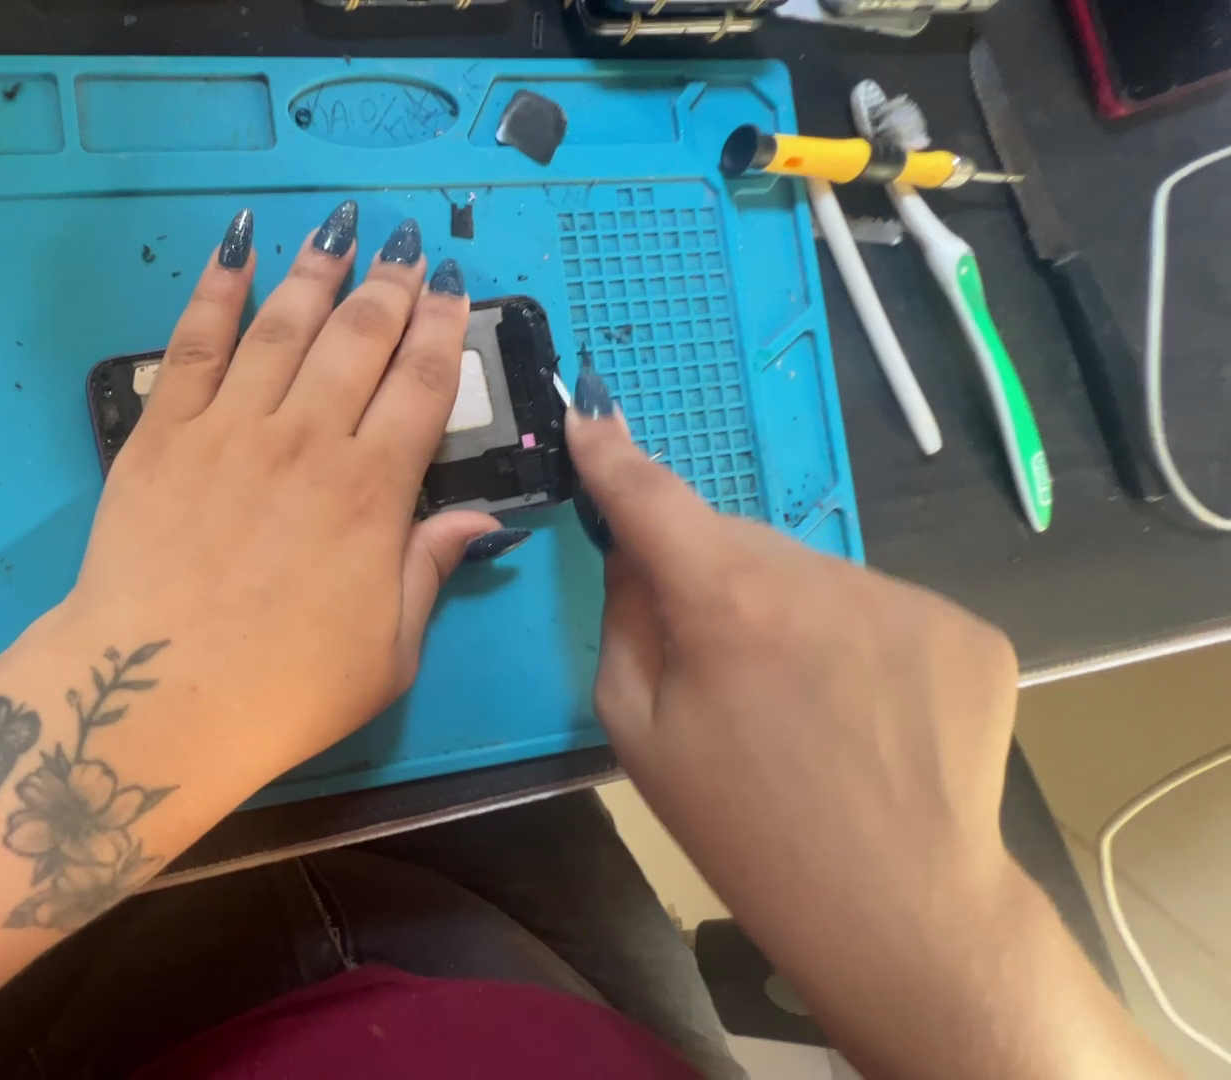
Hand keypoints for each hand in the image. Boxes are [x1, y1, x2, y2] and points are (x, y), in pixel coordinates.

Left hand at [55, 205, 500, 776]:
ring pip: (283, 326)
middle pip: (359, 339)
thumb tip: (481, 519)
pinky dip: (216, 290)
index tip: (453, 287)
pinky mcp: (162, 434)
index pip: (422, 387)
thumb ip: (430, 571)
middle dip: (389, 286)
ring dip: (315, 270)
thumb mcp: (389, 652)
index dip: (444, 330)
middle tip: (406, 245)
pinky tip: (237, 248)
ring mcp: (229, 429)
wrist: (158, 696)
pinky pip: (194, 343)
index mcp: (372, 492)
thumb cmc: (283, 690)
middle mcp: (307, 440)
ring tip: (338, 227)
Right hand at [567, 374, 1029, 1042]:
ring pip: (798, 565)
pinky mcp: (963, 625)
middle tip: (692, 635)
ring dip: (767, 596)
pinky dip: (833, 624)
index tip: (588, 413)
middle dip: (694, 561)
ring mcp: (905, 596)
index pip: (652, 498)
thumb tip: (633, 551)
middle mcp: (820, 579)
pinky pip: (863, 597)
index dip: (611, 454)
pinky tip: (843, 693)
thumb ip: (623, 616)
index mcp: (727, 606)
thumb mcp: (633, 722)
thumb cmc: (733, 820)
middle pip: (728, 535)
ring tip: (778, 683)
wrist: (894, 905)